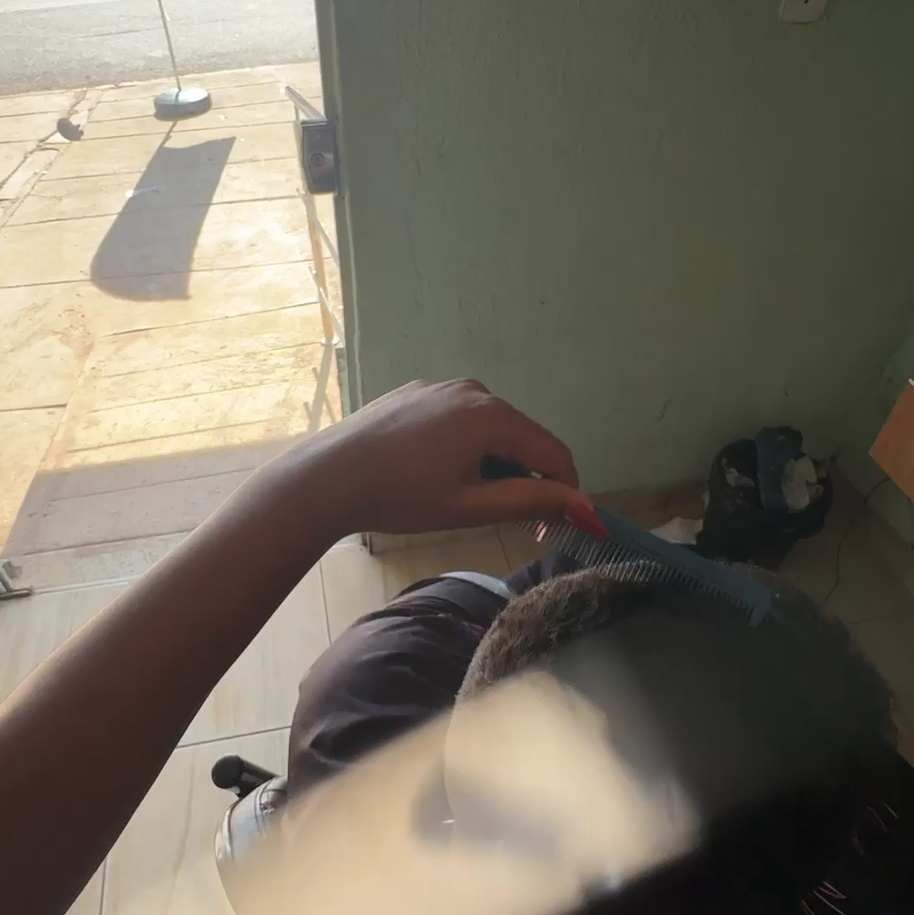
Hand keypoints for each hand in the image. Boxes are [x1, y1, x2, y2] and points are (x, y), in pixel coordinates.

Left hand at [290, 379, 589, 535]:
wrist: (326, 478)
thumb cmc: (399, 497)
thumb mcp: (470, 506)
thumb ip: (532, 503)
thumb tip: (587, 508)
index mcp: (491, 414)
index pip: (553, 452)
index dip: (565, 492)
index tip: (555, 528)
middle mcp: (473, 389)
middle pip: (523, 438)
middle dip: (526, 478)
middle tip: (505, 521)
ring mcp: (442, 386)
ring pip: (492, 429)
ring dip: (495, 464)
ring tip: (463, 498)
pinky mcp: (418, 392)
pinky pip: (461, 419)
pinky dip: (467, 447)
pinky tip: (436, 473)